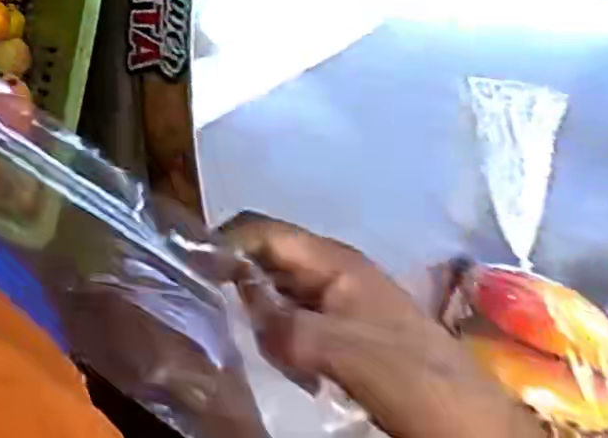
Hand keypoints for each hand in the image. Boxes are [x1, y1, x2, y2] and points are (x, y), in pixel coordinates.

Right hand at [221, 213, 541, 437]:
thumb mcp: (341, 349)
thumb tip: (239, 310)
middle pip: (262, 256)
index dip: (221, 241)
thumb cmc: (416, 380)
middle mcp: (332, 269)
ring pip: (276, 290)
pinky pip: (294, 320)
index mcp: (331, 258)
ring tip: (263, 345)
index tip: (191, 268)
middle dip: (238, 280)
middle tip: (223, 313)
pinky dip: (280, 336)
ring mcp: (343, 301)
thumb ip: (280, 321)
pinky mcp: (349, 334)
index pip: (256, 228)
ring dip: (261, 314)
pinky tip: (287, 363)